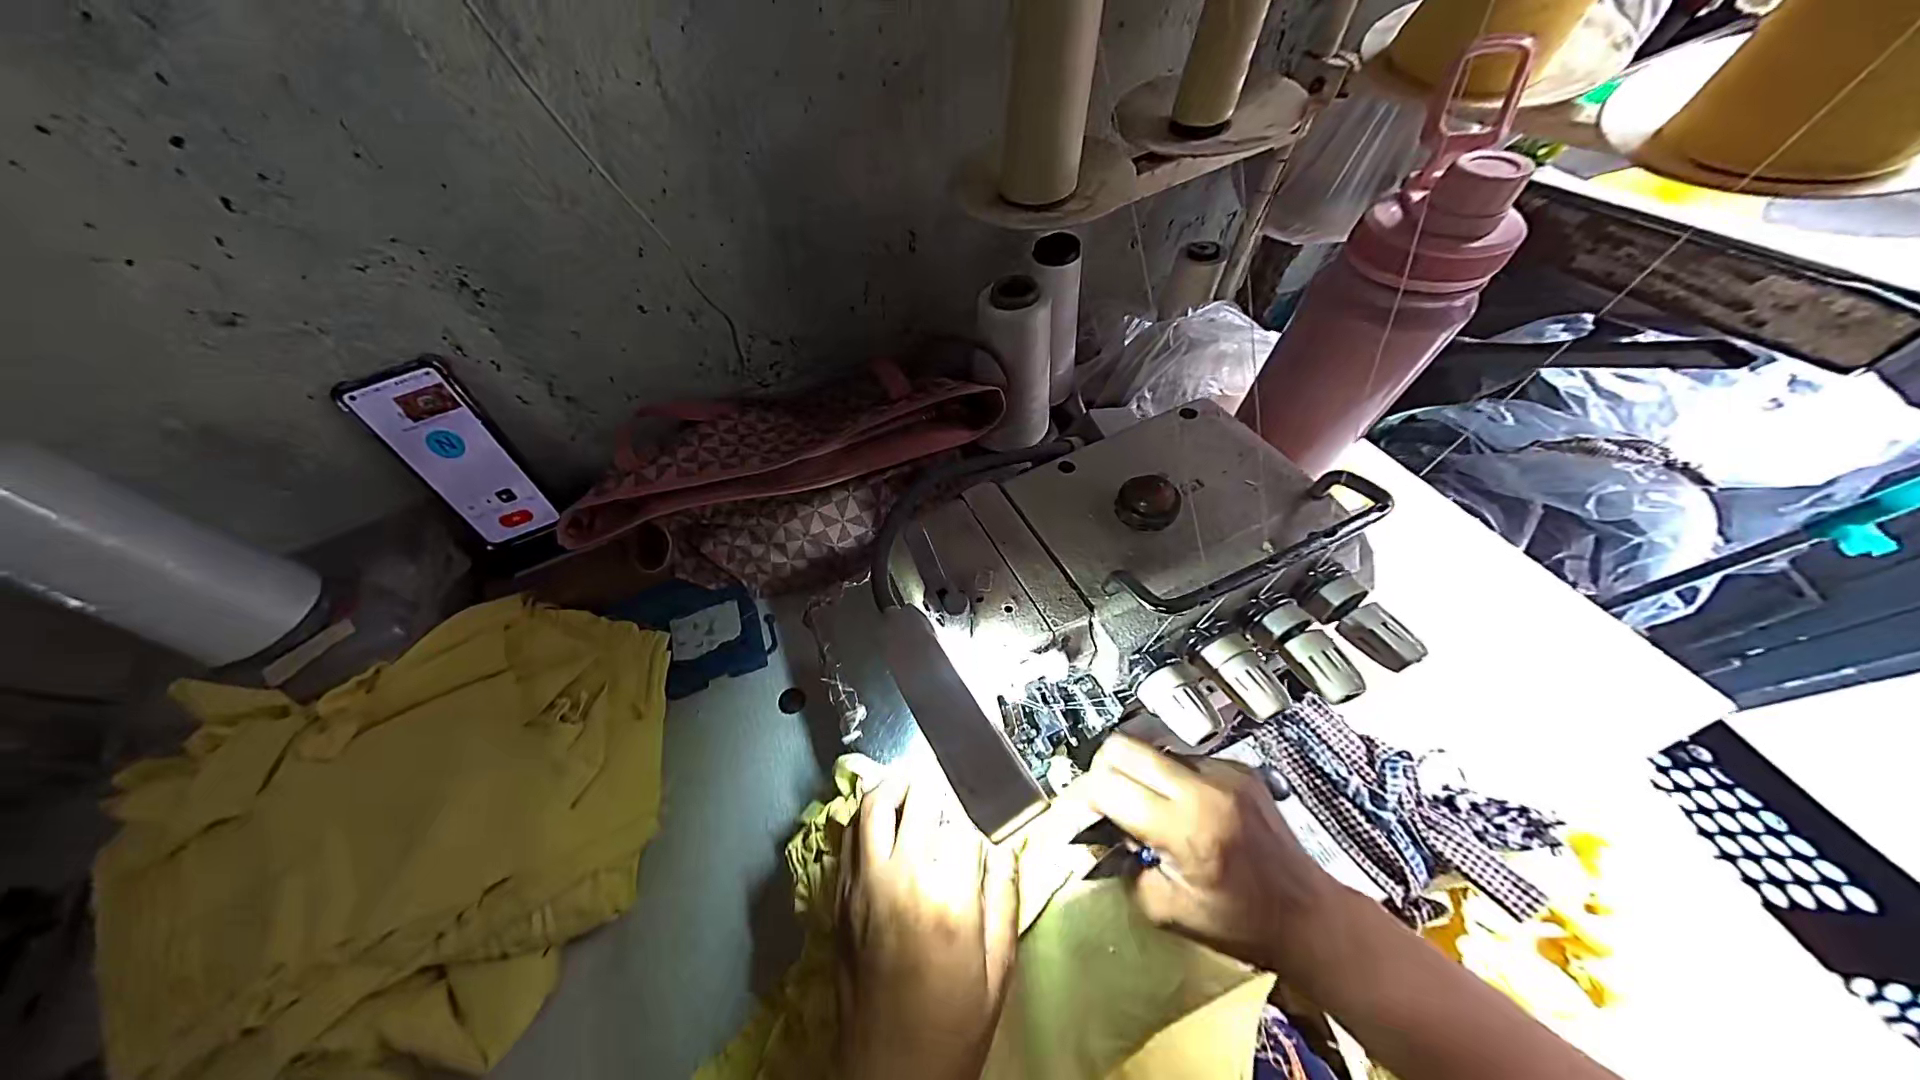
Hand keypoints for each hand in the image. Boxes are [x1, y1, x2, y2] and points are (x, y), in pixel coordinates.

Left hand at [840, 776, 1017, 1079]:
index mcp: (947, 898)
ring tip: (912, 784)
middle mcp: (899, 879)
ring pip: (872, 807)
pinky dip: (866, 816)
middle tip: (947, 782)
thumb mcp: (998, 968)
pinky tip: (882, 821)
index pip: (961, 823)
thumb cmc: (953, 1027)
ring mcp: (862, 886)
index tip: (983, 816)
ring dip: (894, 785)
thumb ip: (1004, 898)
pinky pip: (848, 837)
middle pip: (915, 799)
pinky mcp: (839, 899)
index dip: (975, 812)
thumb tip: (1001, 849)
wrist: (889, 1075)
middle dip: (936, 782)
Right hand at [1069, 734, 1338, 972]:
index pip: (1107, 784)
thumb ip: (1124, 867)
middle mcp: (1204, 788)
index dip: (1085, 799)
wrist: (1308, 914)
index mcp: (1184, 828)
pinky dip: (1170, 776)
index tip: (1083, 814)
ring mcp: (1224, 771)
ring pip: (1151, 746)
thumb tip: (1098, 834)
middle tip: (1105, 802)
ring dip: (1136, 772)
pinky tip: (1181, 806)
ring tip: (1147, 807)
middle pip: (1122, 747)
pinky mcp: (1238, 767)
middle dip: (1102, 773)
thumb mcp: (1168, 909)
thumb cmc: (1244, 922)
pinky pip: (1183, 756)